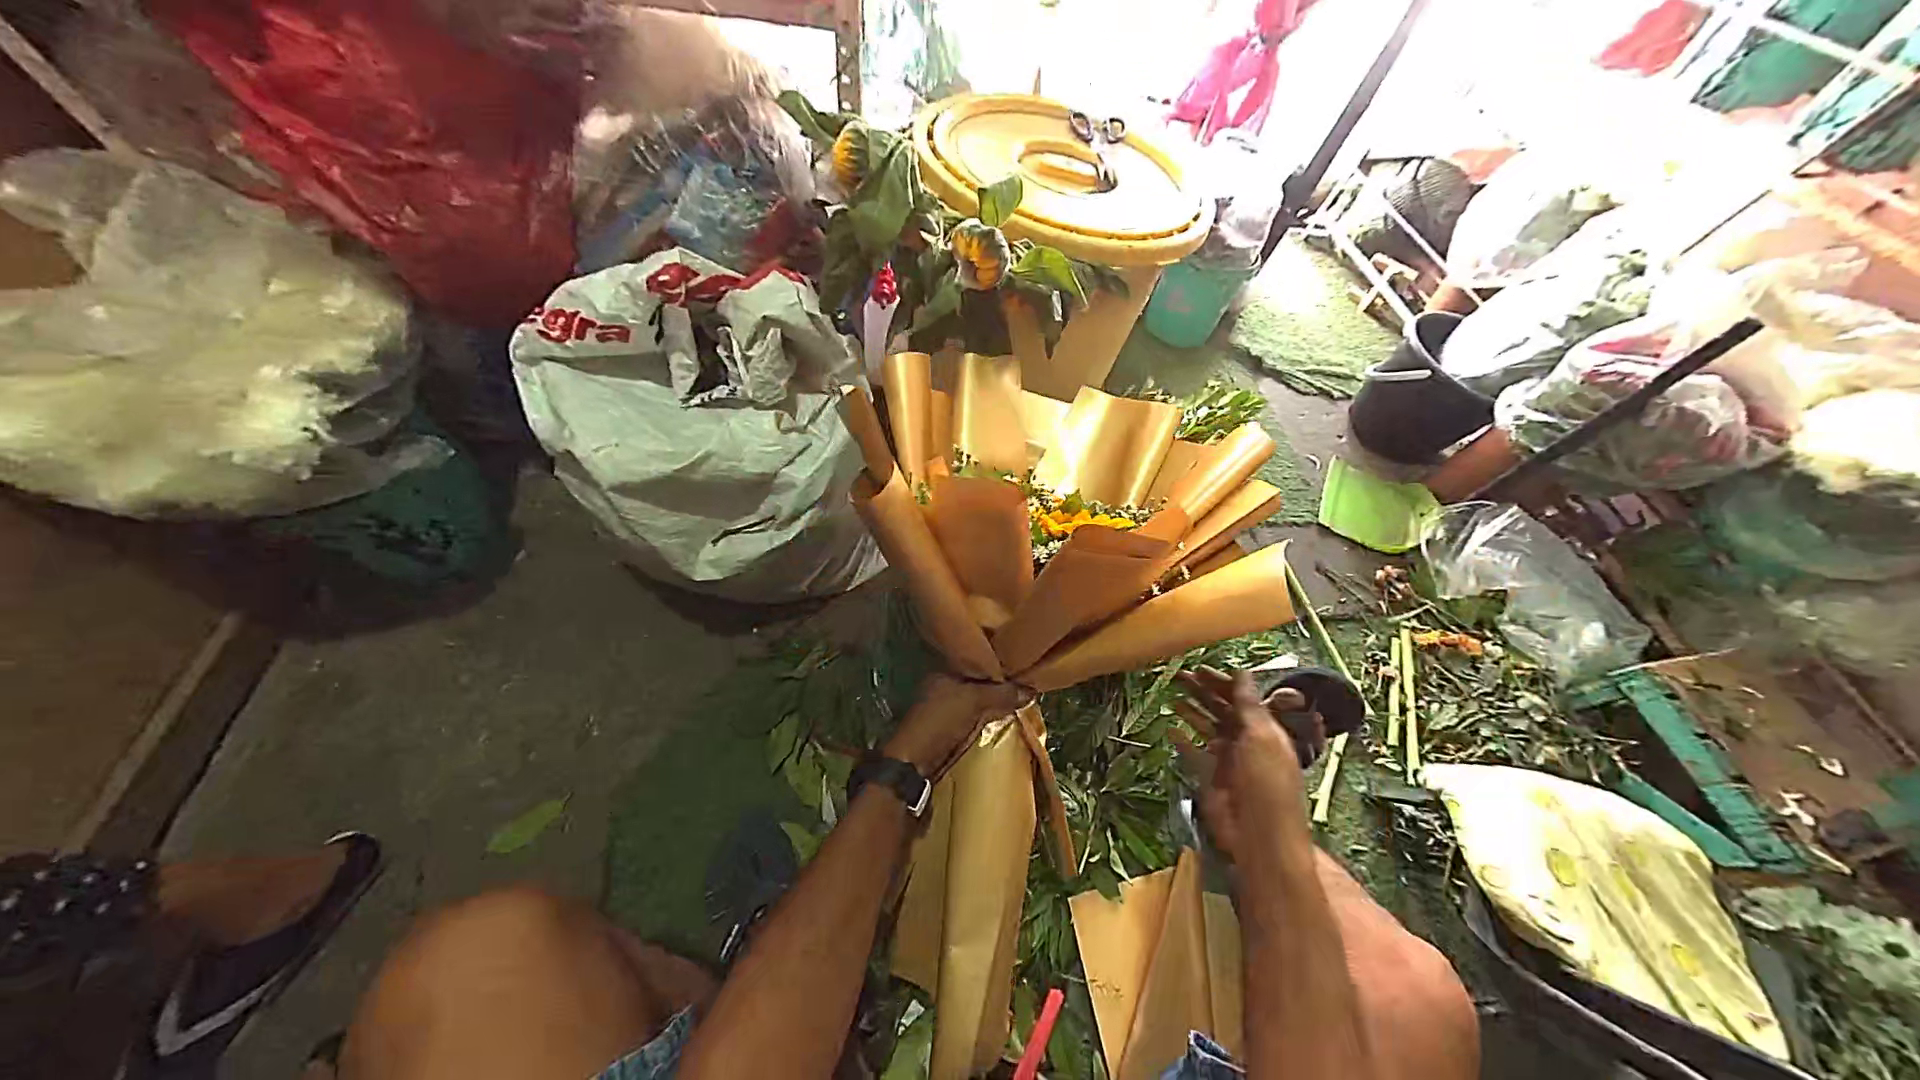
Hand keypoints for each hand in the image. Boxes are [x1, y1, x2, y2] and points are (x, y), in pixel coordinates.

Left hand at [883, 674, 1028, 781]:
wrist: (914, 763)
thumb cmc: (940, 721)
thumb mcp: (973, 701)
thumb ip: (1001, 693)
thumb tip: (1031, 690)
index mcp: (943, 673)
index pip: (976, 664)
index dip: (997, 667)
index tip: (1022, 670)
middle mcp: (942, 688)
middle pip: (977, 686)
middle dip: (998, 689)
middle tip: (1026, 690)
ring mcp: (943, 711)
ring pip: (976, 705)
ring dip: (994, 708)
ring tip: (1020, 706)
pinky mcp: (947, 732)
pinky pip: (973, 722)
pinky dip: (986, 723)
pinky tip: (1003, 725)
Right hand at [1174, 666, 1325, 860]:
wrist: (1259, 838)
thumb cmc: (1267, 786)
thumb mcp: (1262, 738)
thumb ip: (1249, 705)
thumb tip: (1242, 672)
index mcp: (1265, 731)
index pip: (1242, 699)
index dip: (1221, 683)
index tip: (1198, 669)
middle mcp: (1246, 743)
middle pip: (1222, 711)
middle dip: (1202, 692)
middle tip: (1178, 676)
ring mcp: (1227, 761)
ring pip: (1207, 729)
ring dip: (1191, 712)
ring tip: (1172, 695)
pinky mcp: (1210, 778)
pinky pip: (1194, 754)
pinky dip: (1183, 741)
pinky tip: (1170, 728)